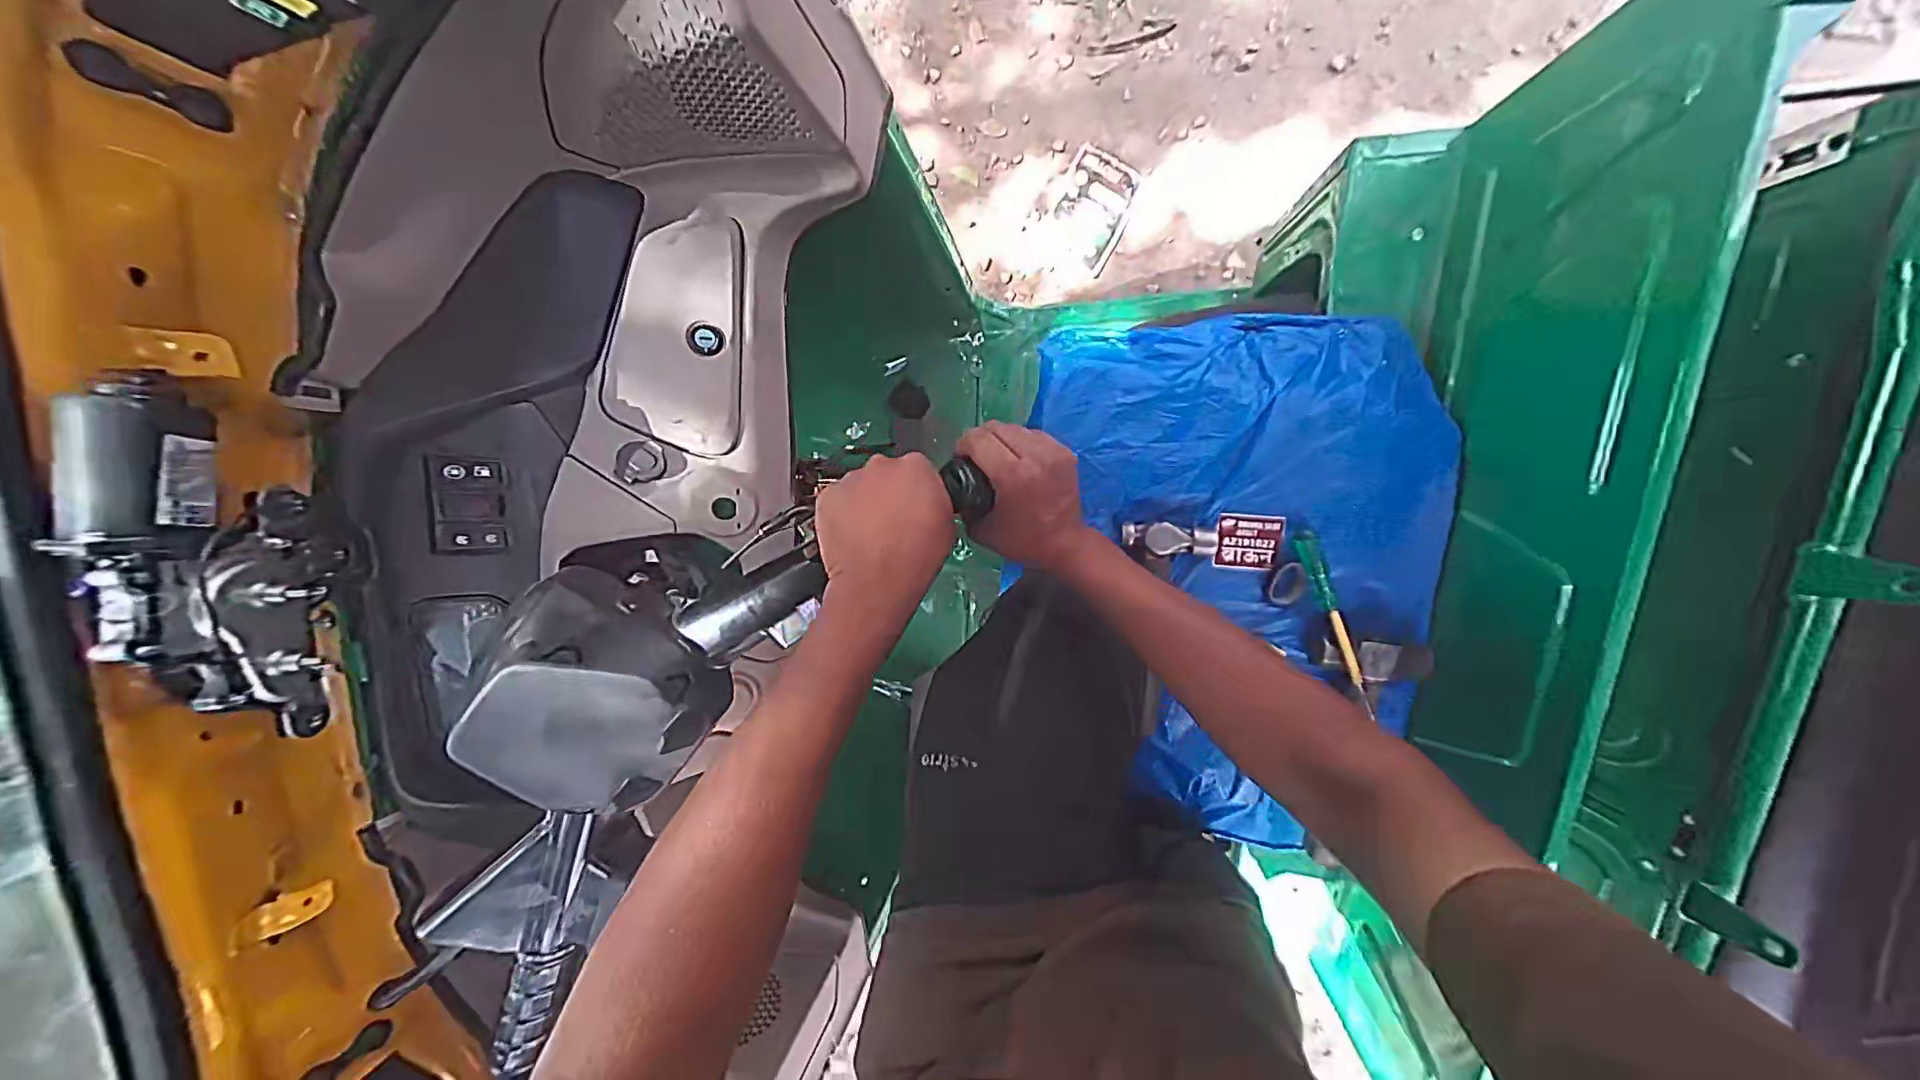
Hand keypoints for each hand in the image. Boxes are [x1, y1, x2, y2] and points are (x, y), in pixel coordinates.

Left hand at [814, 453, 954, 624]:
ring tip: (872, 533)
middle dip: (889, 492)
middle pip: (886, 473)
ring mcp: (853, 480)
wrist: (876, 581)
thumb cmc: (912, 559)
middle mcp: (883, 467)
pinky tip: (853, 534)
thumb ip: (937, 501)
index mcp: (917, 468)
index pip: (918, 468)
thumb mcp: (946, 526)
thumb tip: (932, 501)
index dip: (917, 490)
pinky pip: (837, 499)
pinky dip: (842, 512)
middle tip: (893, 522)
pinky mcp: (829, 496)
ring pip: (861, 486)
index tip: (914, 504)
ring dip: (865, 503)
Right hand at [955, 422, 1097, 572]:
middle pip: (996, 427)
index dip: (962, 445)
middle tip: (977, 457)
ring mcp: (1053, 452)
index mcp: (1012, 475)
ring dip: (1002, 438)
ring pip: (1016, 428)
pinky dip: (1022, 442)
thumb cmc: (1023, 541)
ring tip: (999, 457)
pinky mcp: (1065, 452)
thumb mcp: (982, 530)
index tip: (961, 459)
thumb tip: (956, 482)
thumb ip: (964, 502)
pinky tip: (1019, 458)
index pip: (978, 439)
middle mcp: (1035, 456)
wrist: (1066, 544)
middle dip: (980, 438)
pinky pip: (1034, 435)